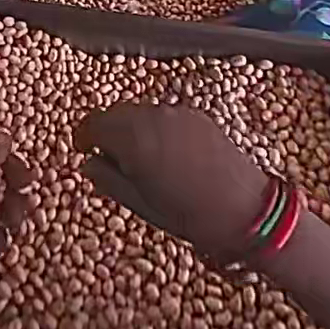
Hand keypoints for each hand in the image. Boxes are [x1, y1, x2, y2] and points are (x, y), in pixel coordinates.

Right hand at [73, 103, 270, 262]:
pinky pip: (164, 116)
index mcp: (133, 138)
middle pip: (116, 113)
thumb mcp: (140, 204)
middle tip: (108, 158)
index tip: (82, 149)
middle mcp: (153, 117)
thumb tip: (89, 162)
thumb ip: (108, 179)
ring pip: (140, 112)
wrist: (248, 211)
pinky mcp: (197, 116)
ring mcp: (177, 114)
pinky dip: (155, 128)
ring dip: (131, 129)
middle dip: (107, 131)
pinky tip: (165, 154)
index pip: (94, 123)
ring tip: (139, 159)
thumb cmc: (190, 215)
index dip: (83, 135)